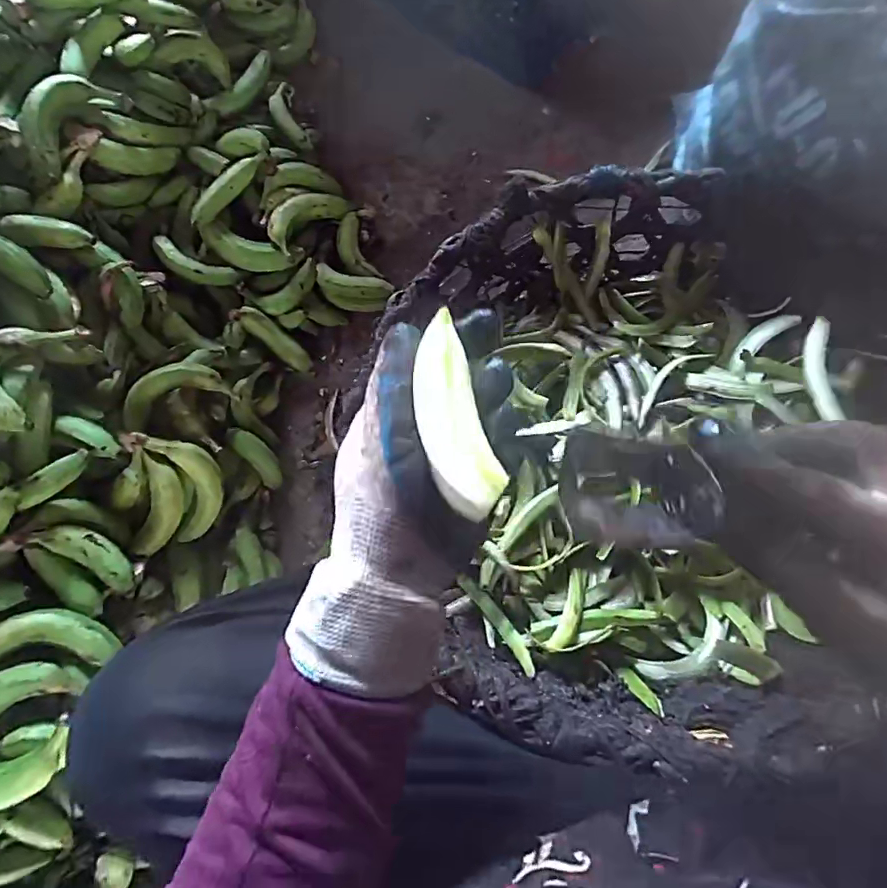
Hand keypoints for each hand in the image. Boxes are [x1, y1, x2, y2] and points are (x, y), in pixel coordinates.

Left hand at [287, 309, 510, 697]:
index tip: (462, 317)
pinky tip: (510, 415)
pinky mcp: (480, 475)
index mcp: (398, 412)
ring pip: (482, 408)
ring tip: (500, 376)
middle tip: (492, 325)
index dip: (443, 339)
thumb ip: (391, 388)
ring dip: (492, 389)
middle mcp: (429, 424)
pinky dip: (506, 427)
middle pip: (457, 379)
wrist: (394, 570)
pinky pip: (499, 444)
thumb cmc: (376, 500)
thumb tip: (403, 331)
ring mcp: (457, 450)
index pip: (422, 364)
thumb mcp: (377, 438)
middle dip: (474, 351)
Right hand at [695, 422, 886, 789]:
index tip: (701, 447)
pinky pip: (875, 450)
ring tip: (754, 459)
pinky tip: (798, 465)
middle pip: (843, 446)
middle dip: (774, 444)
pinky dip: (825, 447)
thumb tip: (713, 511)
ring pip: (860, 439)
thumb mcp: (844, 632)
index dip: (752, 468)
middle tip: (722, 453)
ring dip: (799, 440)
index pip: (816, 492)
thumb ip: (778, 564)